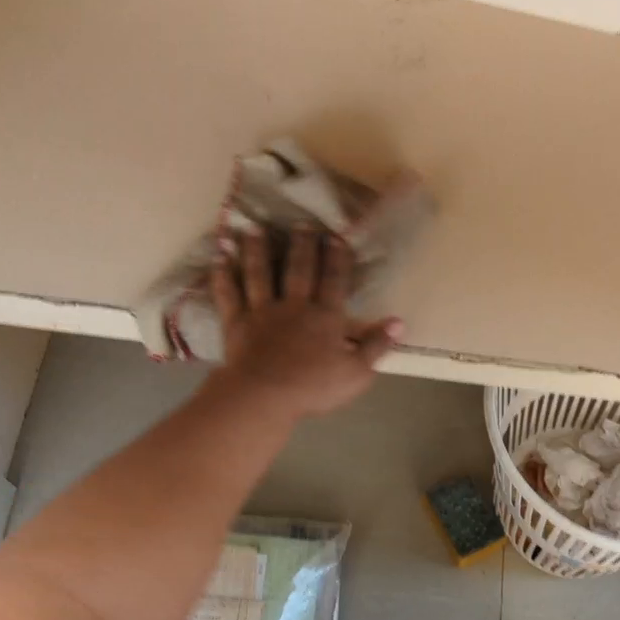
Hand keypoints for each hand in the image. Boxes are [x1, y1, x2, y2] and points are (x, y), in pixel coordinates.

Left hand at [207, 224, 402, 417]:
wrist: (264, 395)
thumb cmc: (315, 386)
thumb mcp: (358, 372)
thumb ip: (377, 345)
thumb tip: (398, 322)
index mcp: (326, 317)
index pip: (334, 281)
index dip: (336, 258)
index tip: (336, 237)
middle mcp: (294, 306)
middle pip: (298, 269)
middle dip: (301, 245)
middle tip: (301, 224)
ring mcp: (262, 311)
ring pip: (260, 273)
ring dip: (257, 250)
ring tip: (255, 228)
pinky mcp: (236, 322)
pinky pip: (228, 292)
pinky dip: (224, 273)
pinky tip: (220, 256)